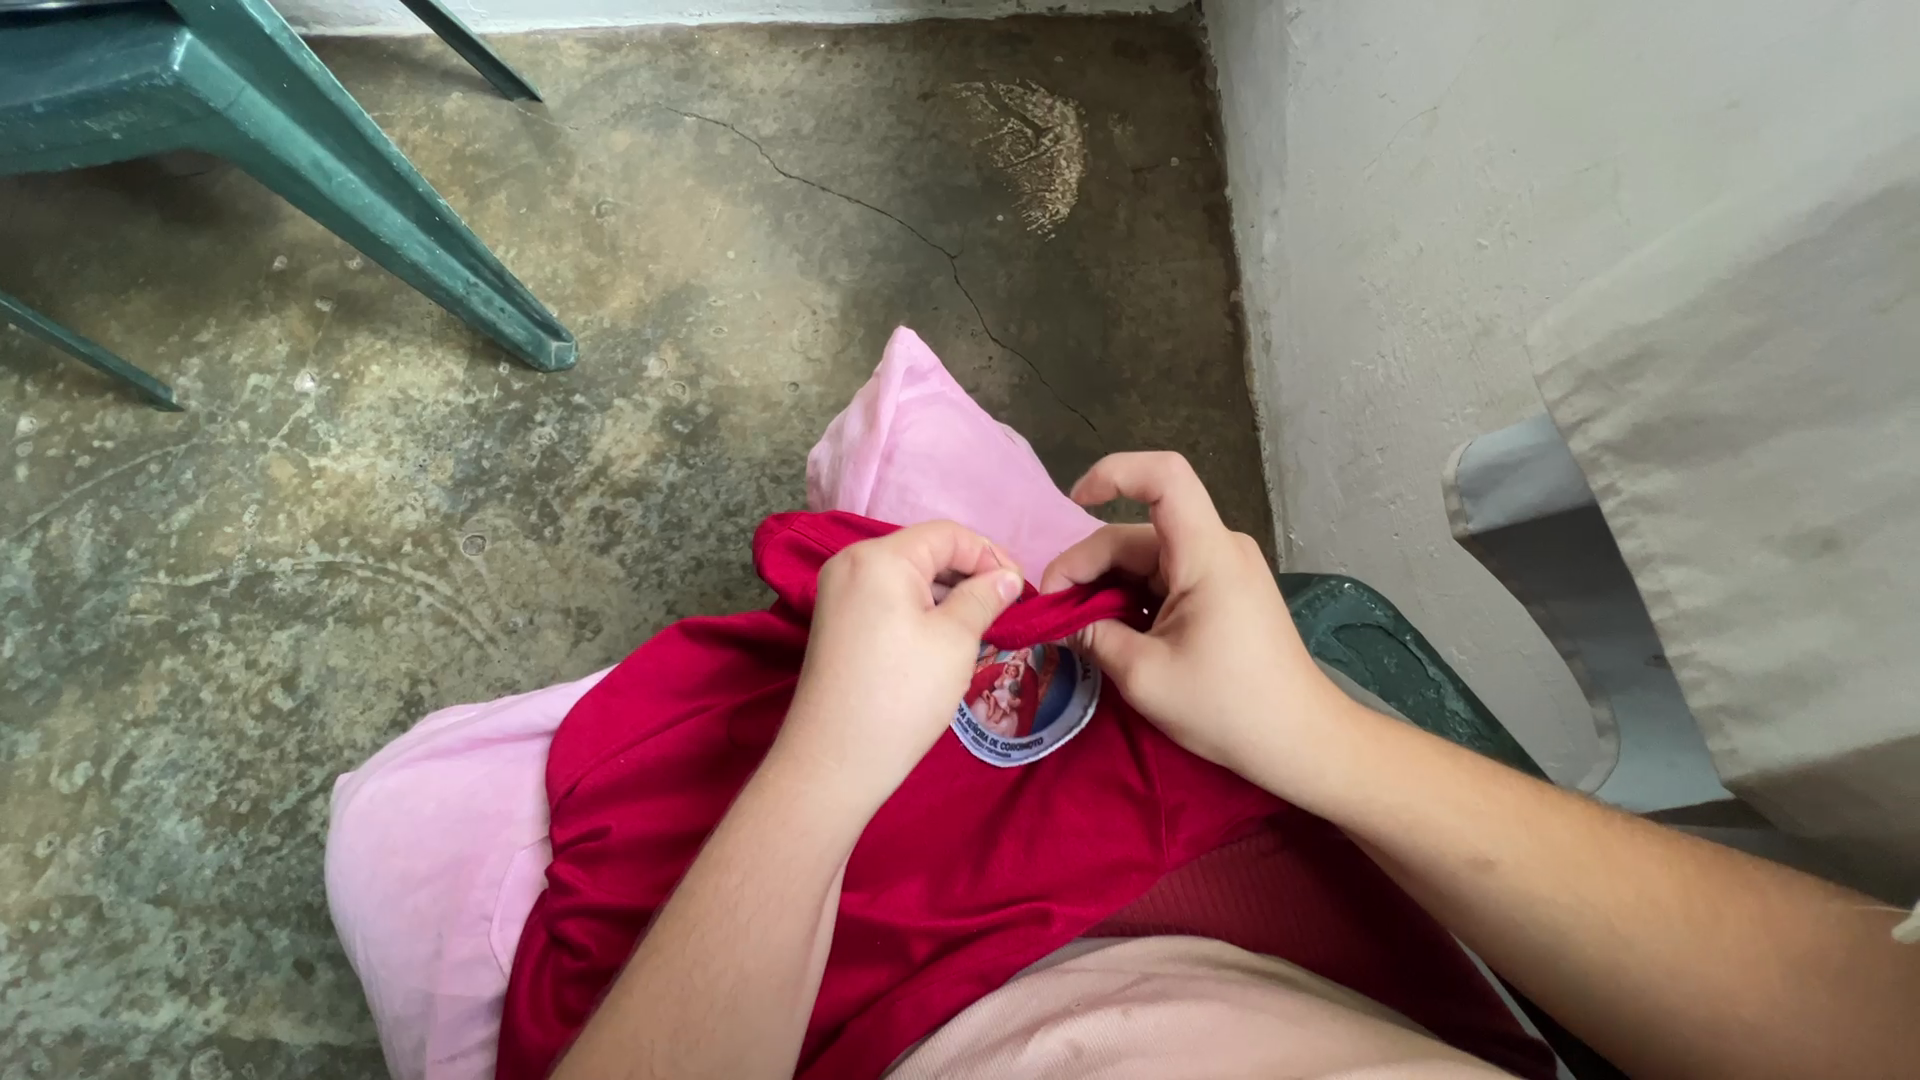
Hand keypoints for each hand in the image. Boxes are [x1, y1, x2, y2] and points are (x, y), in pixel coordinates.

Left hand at [776, 521, 1023, 811]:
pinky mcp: (838, 621)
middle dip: (970, 575)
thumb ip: (985, 597)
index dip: (990, 555)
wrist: (836, 762)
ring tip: (982, 626)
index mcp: (879, 557)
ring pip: (908, 577)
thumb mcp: (955, 640)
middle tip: (1005, 609)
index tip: (1020, 588)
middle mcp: (852, 563)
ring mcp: (839, 592)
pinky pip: (889, 598)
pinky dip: (922, 610)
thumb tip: (1008, 578)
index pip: (947, 535)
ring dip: (948, 595)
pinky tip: (947, 637)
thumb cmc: (903, 694)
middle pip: (925, 552)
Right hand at [1039, 452, 1349, 778]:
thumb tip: (1055, 621)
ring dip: (1104, 587)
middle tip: (1052, 614)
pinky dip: (1128, 598)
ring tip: (1075, 629)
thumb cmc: (1228, 708)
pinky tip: (1109, 632)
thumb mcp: (1144, 676)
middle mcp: (1217, 548)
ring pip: (1143, 558)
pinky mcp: (1219, 591)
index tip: (1072, 504)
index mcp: (1207, 554)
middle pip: (1135, 532)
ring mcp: (1220, 569)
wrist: (1300, 742)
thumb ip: (1091, 637)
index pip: (1164, 477)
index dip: (1112, 473)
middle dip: (1086, 567)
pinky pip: (1161, 578)